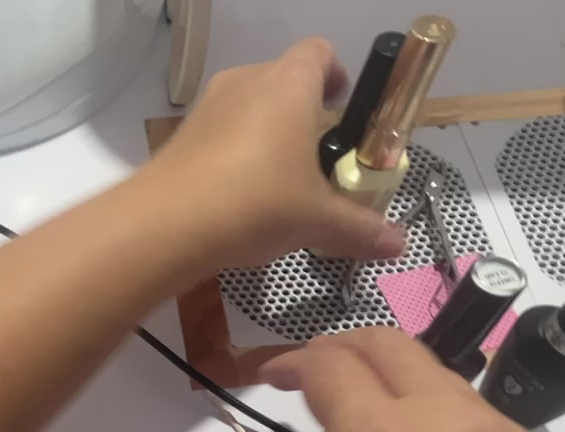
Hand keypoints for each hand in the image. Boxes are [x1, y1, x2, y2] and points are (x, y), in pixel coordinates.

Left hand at [142, 38, 405, 270]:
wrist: (165, 226)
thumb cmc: (255, 204)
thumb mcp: (315, 220)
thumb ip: (357, 229)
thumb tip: (399, 245)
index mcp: (289, 83)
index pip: (319, 53)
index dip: (334, 73)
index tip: (340, 102)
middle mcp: (244, 83)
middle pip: (278, 82)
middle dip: (297, 112)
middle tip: (309, 154)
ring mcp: (204, 111)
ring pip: (241, 111)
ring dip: (258, 137)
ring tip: (270, 183)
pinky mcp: (176, 143)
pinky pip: (211, 142)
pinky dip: (225, 161)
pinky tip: (230, 203)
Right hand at [231, 329, 564, 431]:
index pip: (328, 365)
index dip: (288, 362)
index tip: (265, 380)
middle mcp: (442, 416)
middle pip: (384, 342)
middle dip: (334, 347)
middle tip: (302, 378)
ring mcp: (494, 429)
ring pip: (428, 367)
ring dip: (380, 373)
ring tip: (351, 420)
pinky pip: (462, 402)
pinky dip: (420, 401)